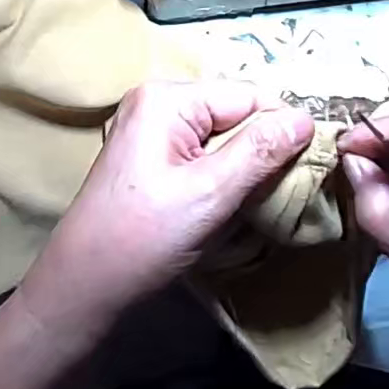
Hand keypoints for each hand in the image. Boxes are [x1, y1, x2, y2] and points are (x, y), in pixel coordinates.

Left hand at [18, 80, 315, 336]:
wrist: (81, 291)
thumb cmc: (142, 240)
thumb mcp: (211, 194)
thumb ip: (261, 151)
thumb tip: (307, 118)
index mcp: (167, 98)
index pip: (248, 96)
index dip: (281, 130)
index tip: (306, 169)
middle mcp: (157, 101)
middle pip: (235, 113)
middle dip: (261, 150)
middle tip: (277, 192)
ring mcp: (150, 127)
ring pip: (223, 135)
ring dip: (244, 166)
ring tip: (251, 201)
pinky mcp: (151, 154)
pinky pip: (203, 151)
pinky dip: (222, 174)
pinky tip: (224, 202)